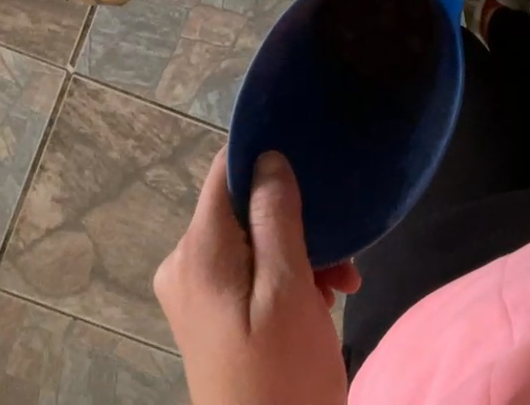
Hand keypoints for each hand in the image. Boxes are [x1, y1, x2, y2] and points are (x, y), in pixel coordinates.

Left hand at [155, 150, 359, 404]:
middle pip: (244, 207)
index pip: (224, 172)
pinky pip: (251, 269)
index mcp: (199, 252)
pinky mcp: (213, 313)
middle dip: (297, 216)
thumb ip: (276, 216)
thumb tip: (267, 155)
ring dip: (301, 249)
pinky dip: (288, 274)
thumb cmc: (282, 375)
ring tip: (343, 278)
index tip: (312, 156)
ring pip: (254, 238)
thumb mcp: (288, 290)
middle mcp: (186, 264)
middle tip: (343, 246)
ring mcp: (197, 291)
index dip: (266, 154)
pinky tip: (324, 296)